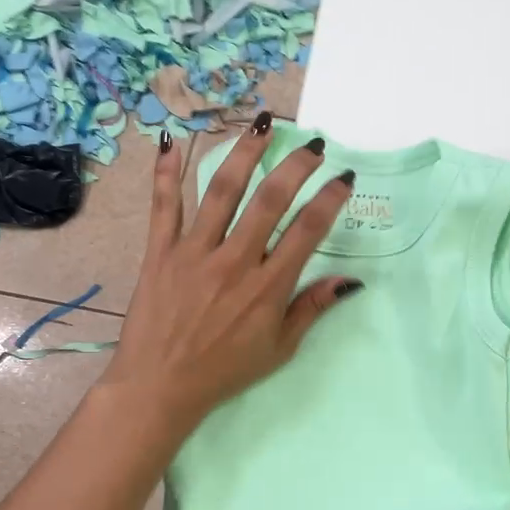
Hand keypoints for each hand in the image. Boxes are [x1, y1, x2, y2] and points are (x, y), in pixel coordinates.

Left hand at [101, 114, 360, 428]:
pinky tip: (170, 142)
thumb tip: (349, 280)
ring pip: (221, 192)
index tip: (344, 177)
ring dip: (244, 153)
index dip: (330, 199)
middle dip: (296, 167)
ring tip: (262, 124)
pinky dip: (165, 173)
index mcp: (267, 288)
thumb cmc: (225, 370)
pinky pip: (163, 206)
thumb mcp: (279, 349)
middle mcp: (234, 261)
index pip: (307, 231)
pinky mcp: (160, 252)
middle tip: (313, 143)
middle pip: (270, 201)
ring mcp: (194, 253)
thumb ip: (311, 309)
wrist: (160, 385)